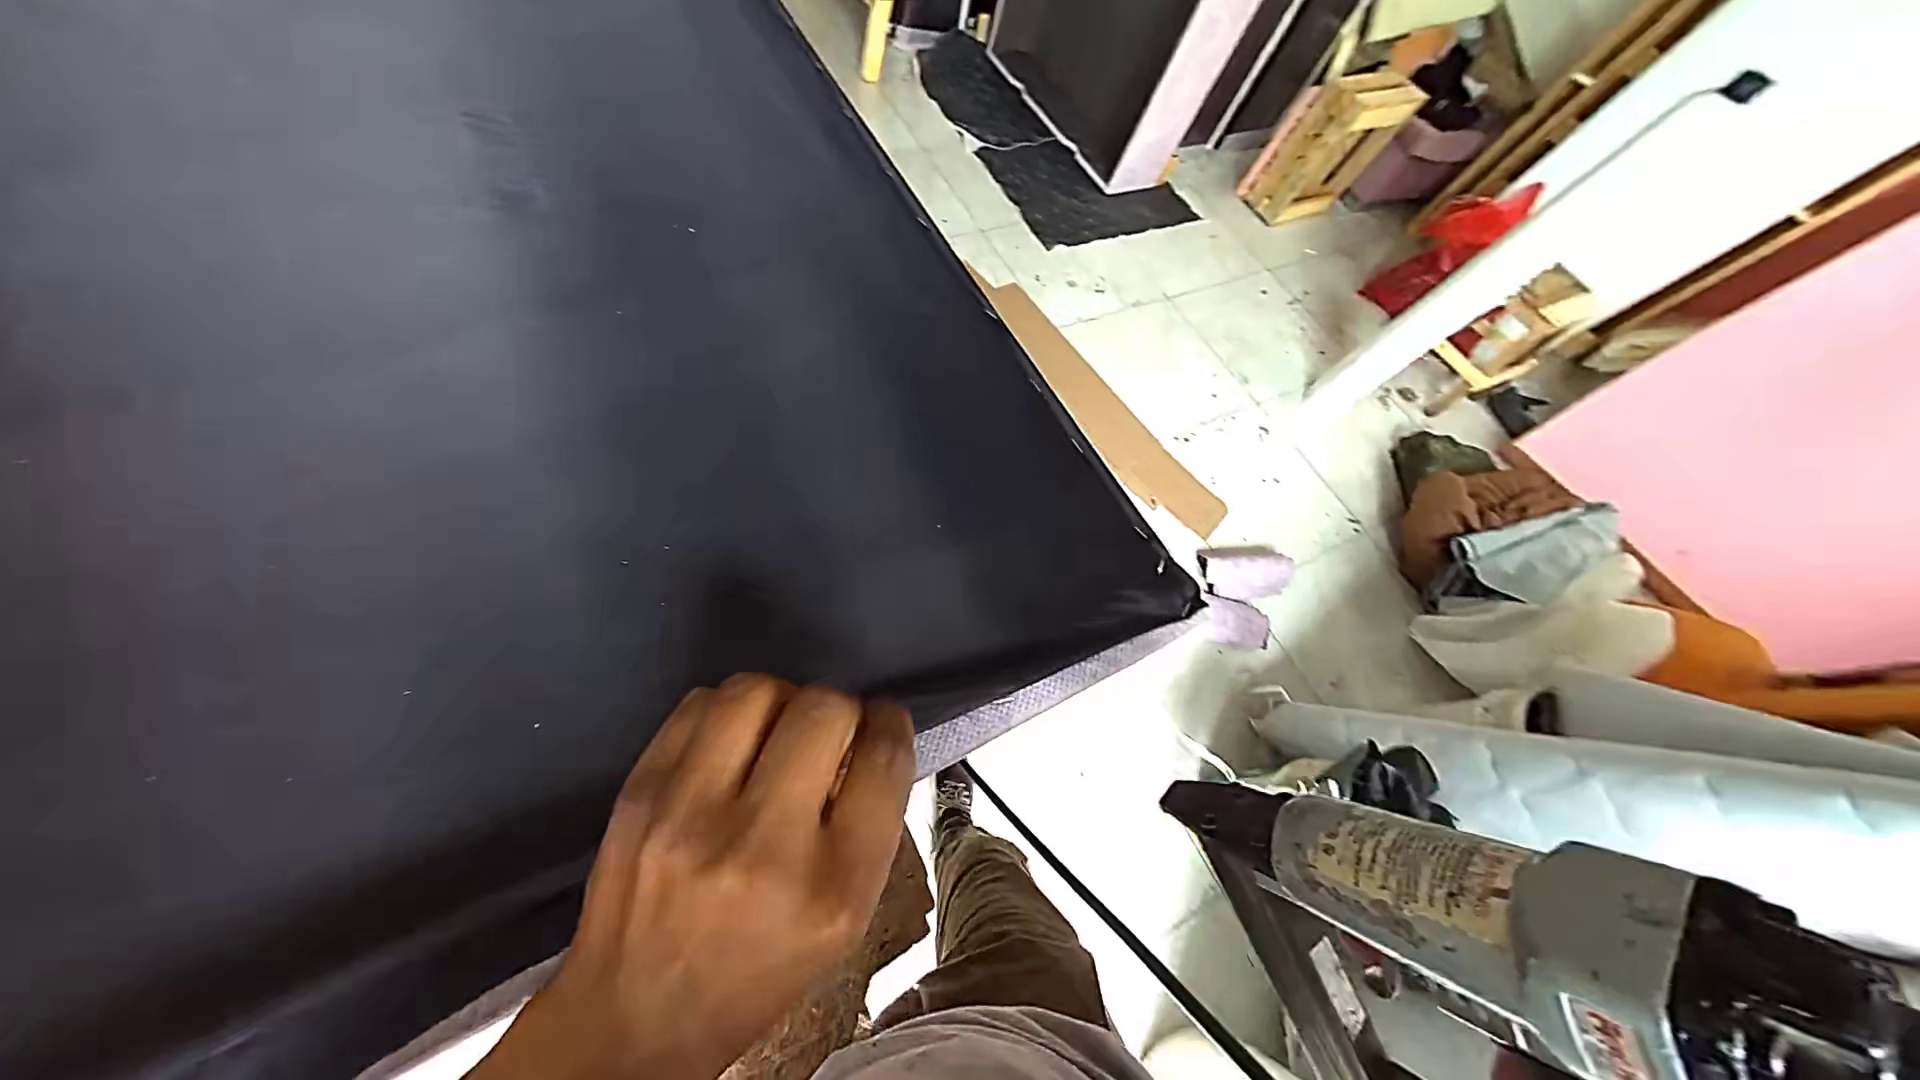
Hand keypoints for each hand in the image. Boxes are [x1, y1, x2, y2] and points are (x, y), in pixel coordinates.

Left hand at [468, 674, 915, 1079]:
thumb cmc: (762, 965)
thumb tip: (869, 734)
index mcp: (832, 887)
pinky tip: (732, 741)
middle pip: (825, 709)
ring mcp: (689, 814)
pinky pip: (700, 702)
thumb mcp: (847, 916)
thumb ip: (871, 820)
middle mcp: (761, 845)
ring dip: (784, 698)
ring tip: (779, 729)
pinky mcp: (639, 792)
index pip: (883, 758)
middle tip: (831, 731)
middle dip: (842, 707)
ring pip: (758, 689)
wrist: (636, 1017)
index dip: (890, 722)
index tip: (882, 722)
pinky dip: (730, 710)